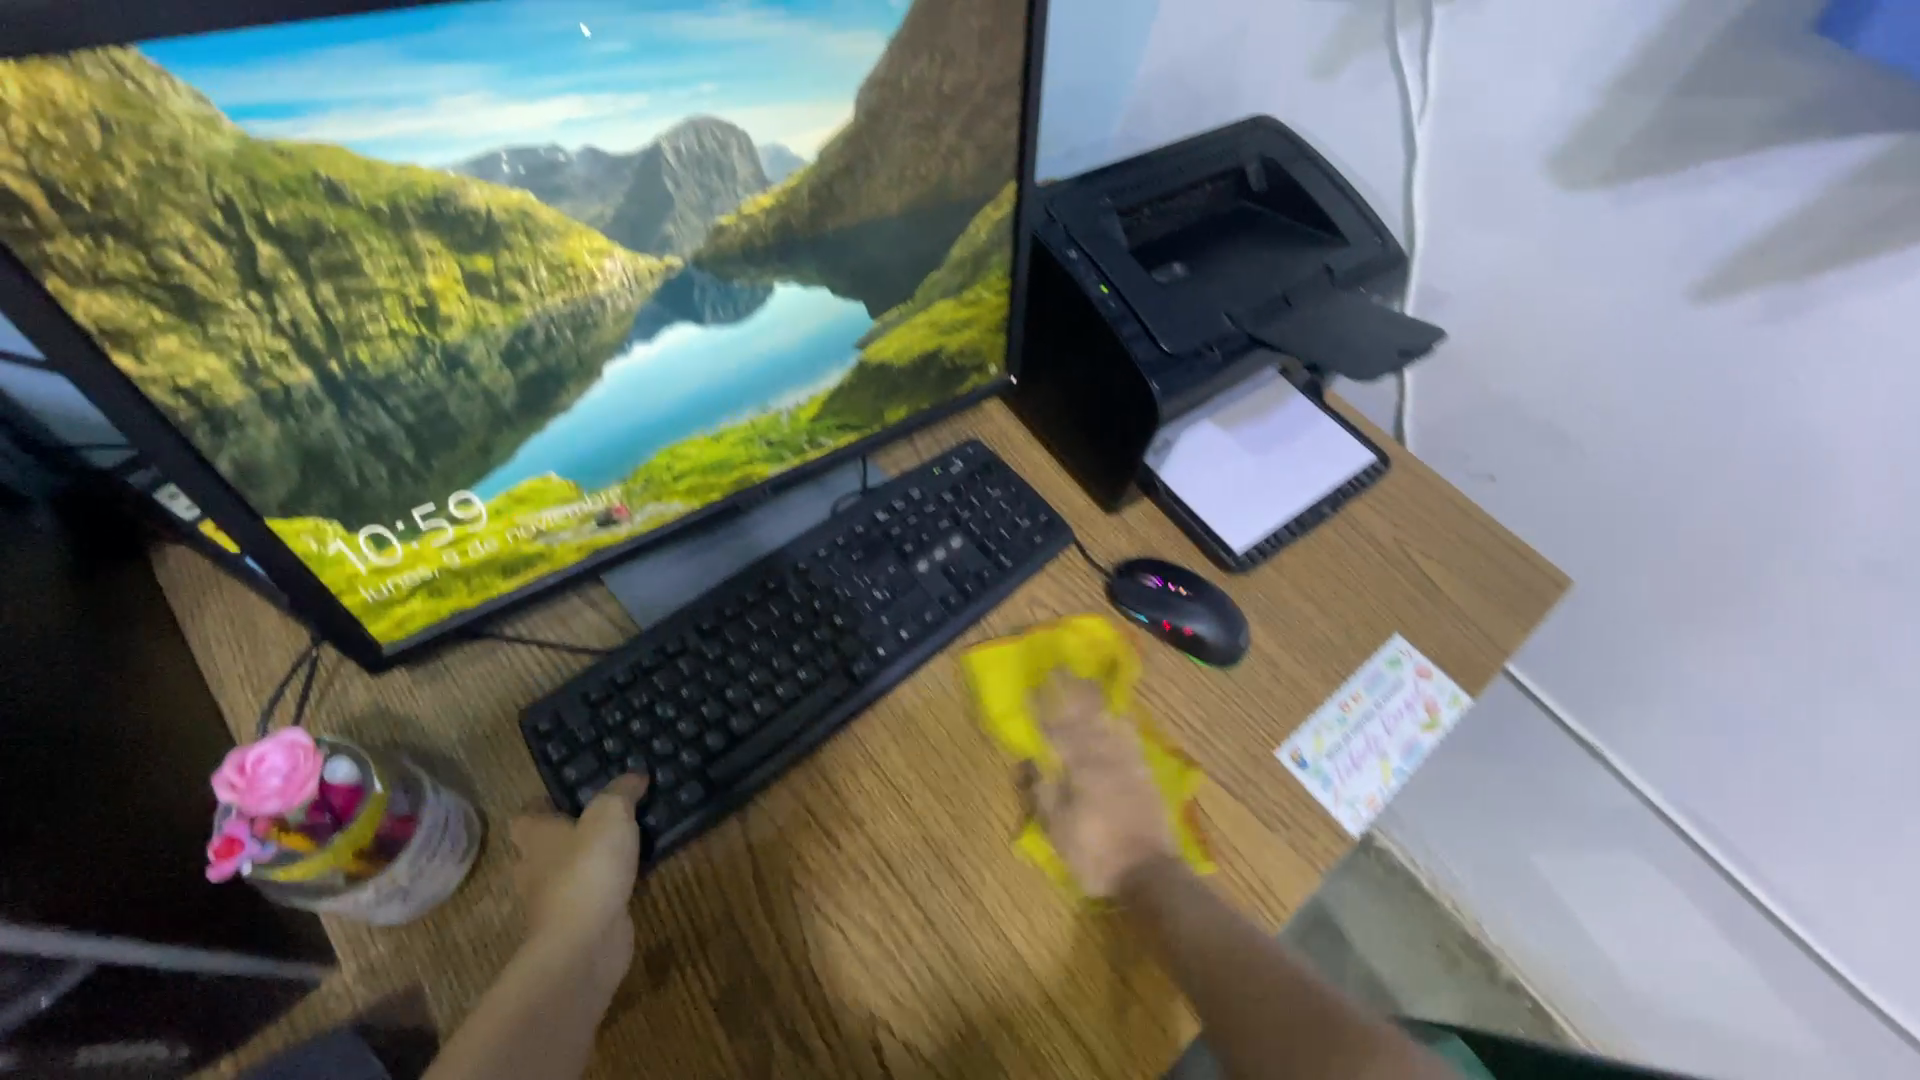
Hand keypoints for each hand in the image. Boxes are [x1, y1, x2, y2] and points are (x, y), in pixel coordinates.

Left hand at [509, 774, 646, 985]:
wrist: (585, 942)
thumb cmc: (588, 868)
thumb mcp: (611, 814)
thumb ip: (622, 791)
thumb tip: (635, 775)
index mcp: (535, 838)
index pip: (526, 816)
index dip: (543, 804)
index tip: (570, 795)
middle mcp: (536, 868)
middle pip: (544, 847)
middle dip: (569, 835)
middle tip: (605, 817)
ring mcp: (553, 901)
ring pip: (568, 873)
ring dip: (589, 863)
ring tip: (625, 843)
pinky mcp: (576, 923)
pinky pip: (590, 896)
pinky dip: (606, 887)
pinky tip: (633, 875)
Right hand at [1026, 676, 1175, 898]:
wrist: (1149, 872)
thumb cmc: (1095, 853)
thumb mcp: (1057, 829)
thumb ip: (1042, 790)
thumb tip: (1030, 758)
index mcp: (1080, 767)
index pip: (1057, 729)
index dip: (1043, 708)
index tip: (1032, 686)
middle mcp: (1104, 756)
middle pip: (1085, 717)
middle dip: (1070, 693)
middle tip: (1058, 670)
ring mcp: (1128, 763)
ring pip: (1109, 722)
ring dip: (1095, 701)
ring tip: (1085, 682)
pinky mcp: (1145, 773)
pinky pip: (1130, 737)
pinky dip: (1120, 721)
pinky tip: (1118, 715)